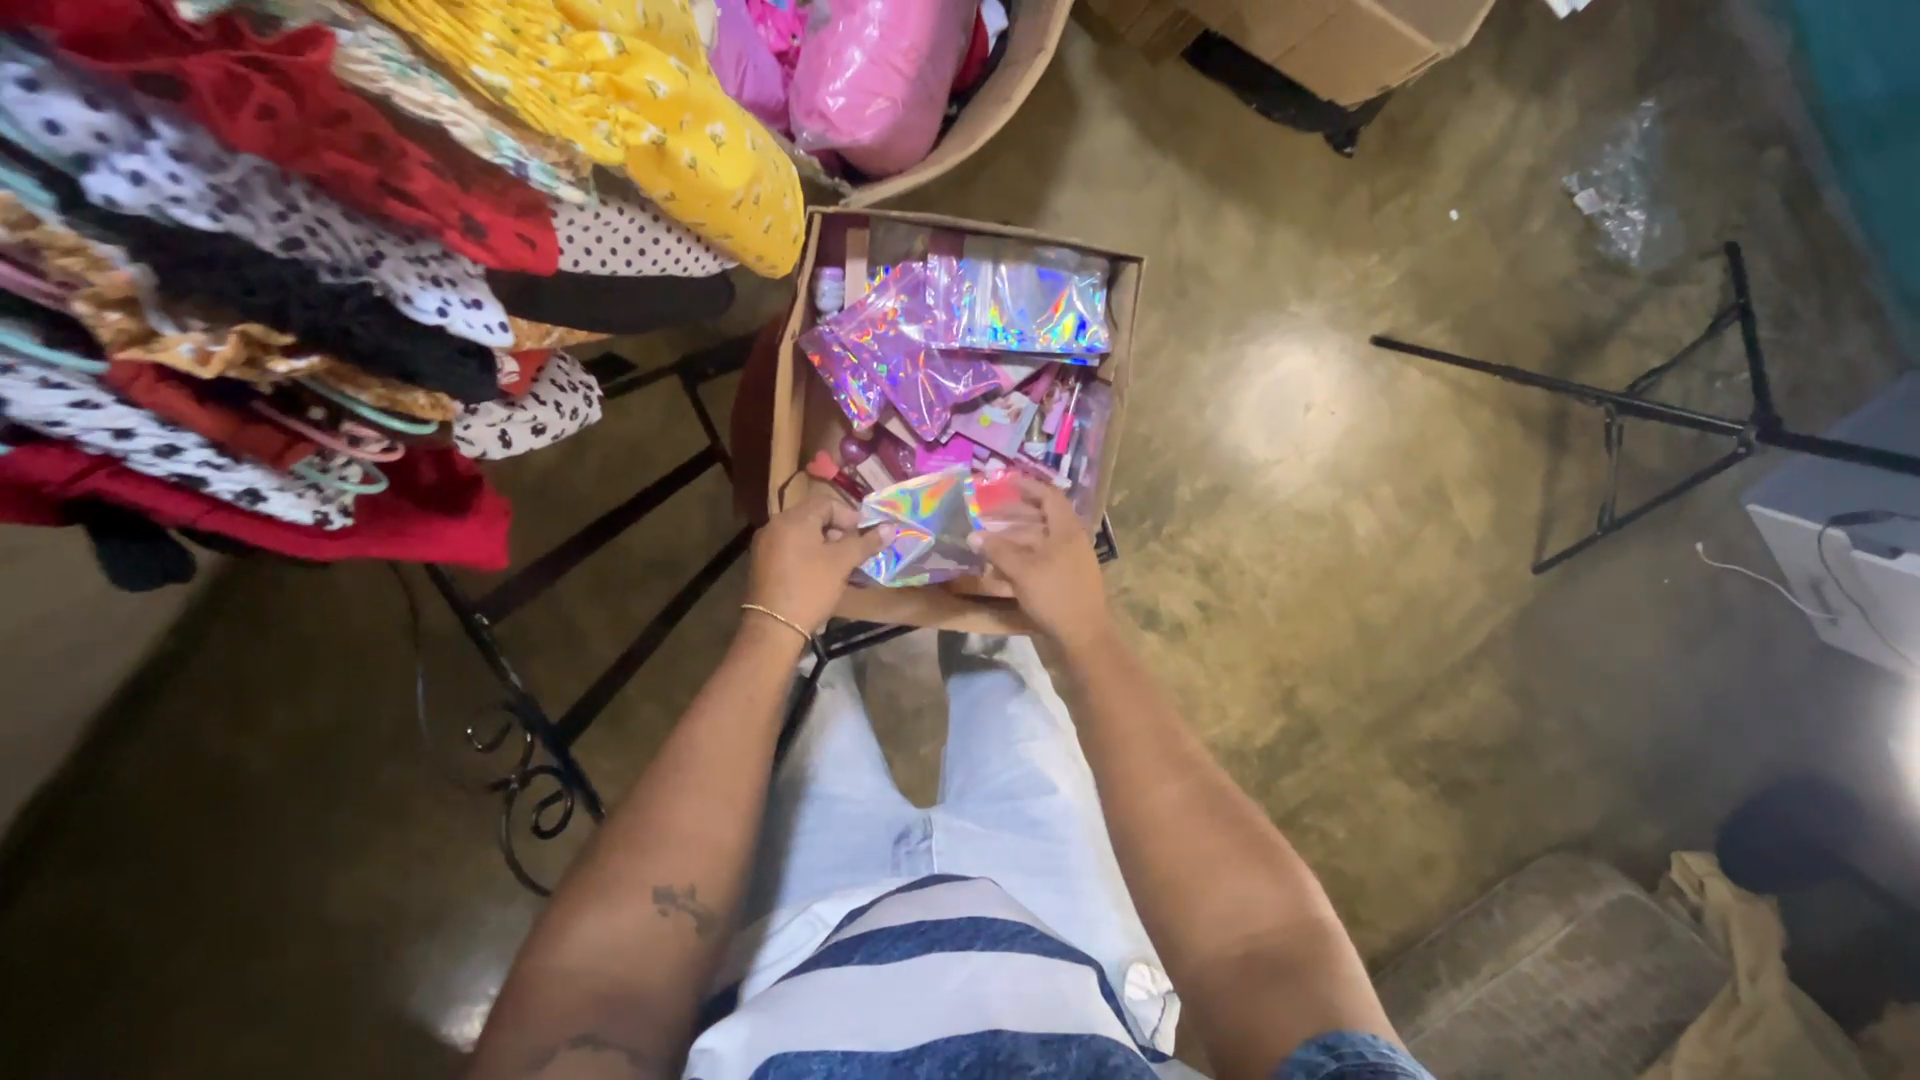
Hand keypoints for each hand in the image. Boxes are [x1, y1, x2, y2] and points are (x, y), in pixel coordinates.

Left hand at [745, 493, 892, 634]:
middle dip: (837, 529)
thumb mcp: (842, 563)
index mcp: (793, 519)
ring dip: (823, 542)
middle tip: (853, 548)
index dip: (849, 515)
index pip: (826, 503)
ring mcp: (765, 544)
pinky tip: (819, 571)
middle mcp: (775, 525)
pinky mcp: (762, 563)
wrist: (774, 627)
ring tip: (839, 562)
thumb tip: (890, 528)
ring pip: (801, 533)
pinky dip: (807, 552)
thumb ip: (866, 542)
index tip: (864, 533)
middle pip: (812, 516)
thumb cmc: (811, 588)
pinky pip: (789, 547)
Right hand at [970, 475, 1111, 652]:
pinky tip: (1003, 568)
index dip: (1028, 487)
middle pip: (1042, 518)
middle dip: (1014, 515)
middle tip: (988, 516)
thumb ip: (997, 550)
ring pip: (1040, 539)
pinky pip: (1043, 558)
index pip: (1048, 496)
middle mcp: (1072, 539)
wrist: (1084, 635)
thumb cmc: (1054, 596)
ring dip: (1015, 538)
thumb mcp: (1021, 570)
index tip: (1006, 482)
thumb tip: (973, 534)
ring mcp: (1072, 560)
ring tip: (989, 542)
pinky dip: (1023, 557)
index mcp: (1066, 529)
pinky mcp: (1067, 578)